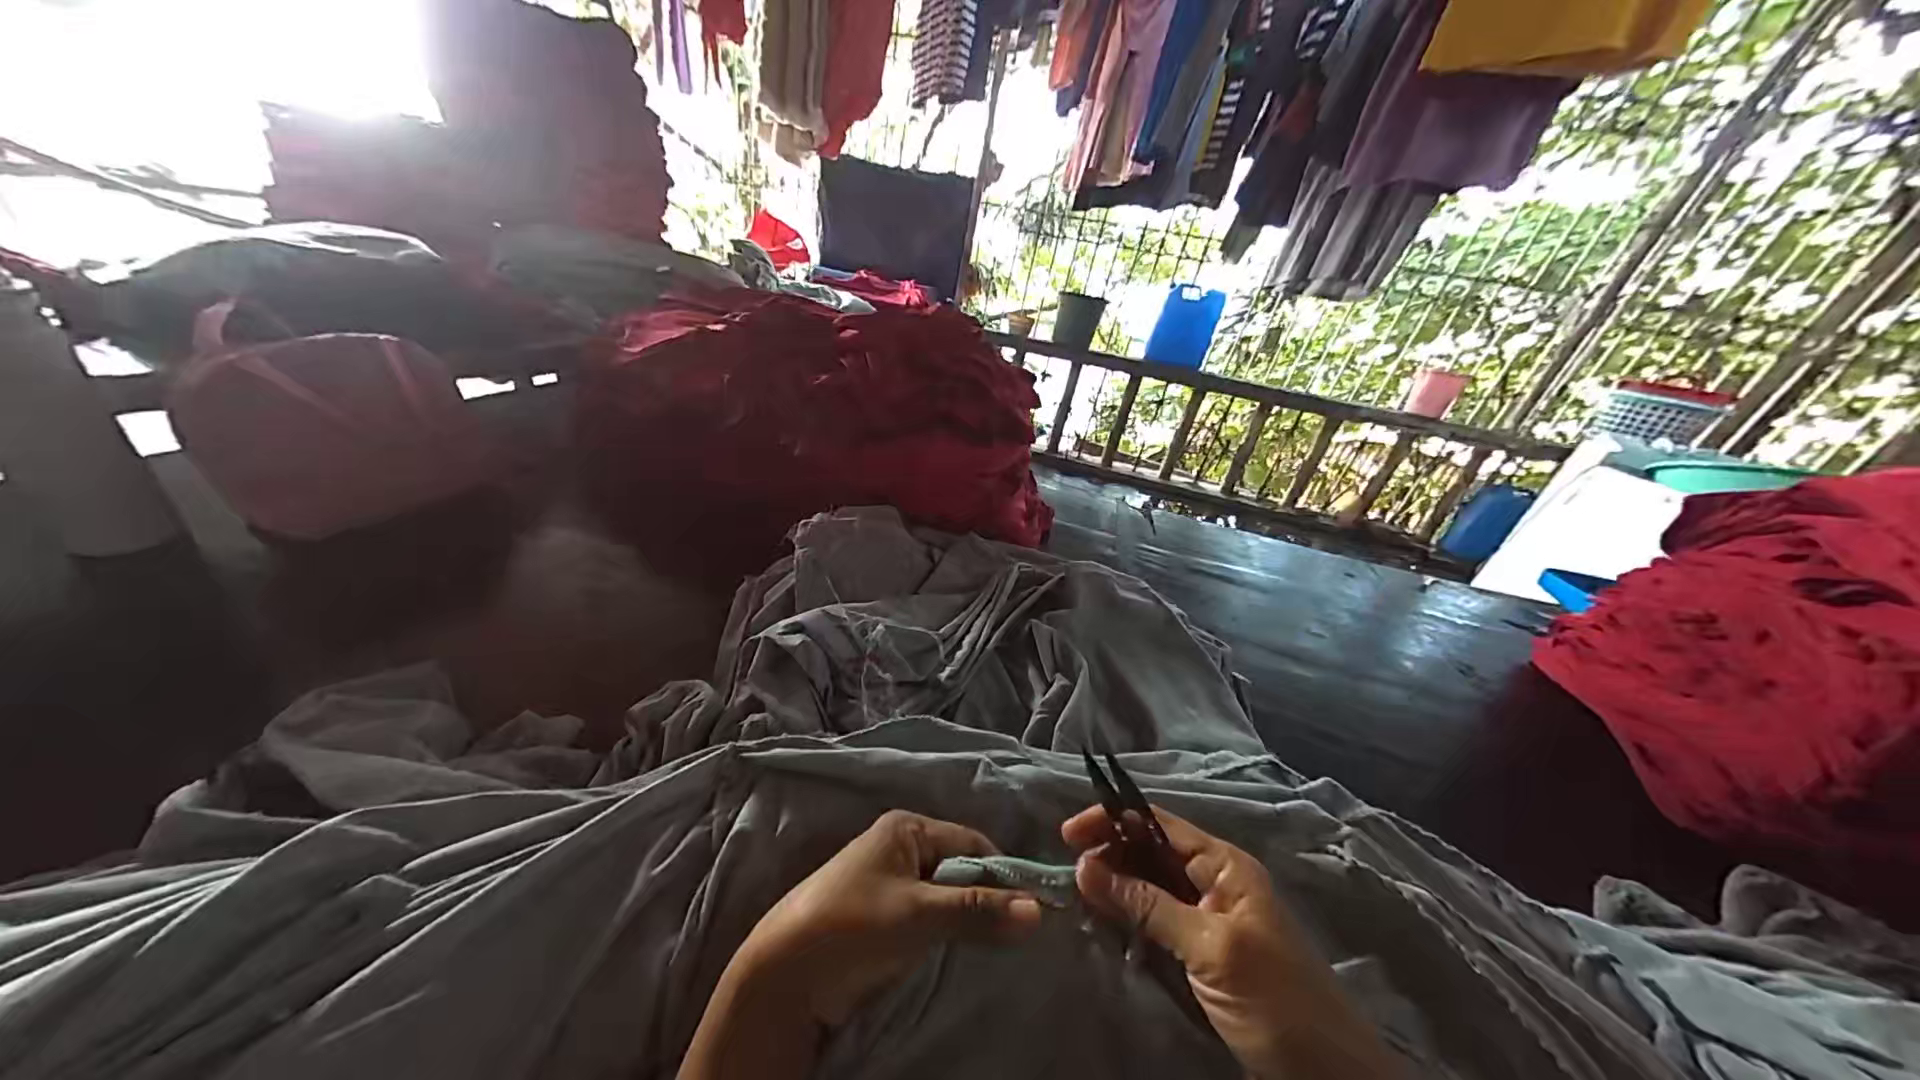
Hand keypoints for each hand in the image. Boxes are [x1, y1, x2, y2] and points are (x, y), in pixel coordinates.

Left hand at [680, 811, 1041, 1079]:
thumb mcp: (917, 914)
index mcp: (906, 828)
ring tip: (997, 944)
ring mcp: (893, 881)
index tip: (1033, 909)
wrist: (783, 975)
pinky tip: (966, 950)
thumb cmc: (850, 926)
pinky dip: (951, 931)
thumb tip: (1039, 911)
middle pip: (961, 868)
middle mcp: (901, 847)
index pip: (971, 844)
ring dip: (970, 917)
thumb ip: (976, 911)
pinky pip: (933, 915)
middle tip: (1017, 931)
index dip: (1003, 873)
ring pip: (949, 895)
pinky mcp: (886, 914)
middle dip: (987, 898)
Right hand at [1064, 805, 1400, 1079]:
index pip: (1158, 824)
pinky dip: (1128, 921)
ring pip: (1147, 886)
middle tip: (1071, 877)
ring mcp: (1205, 917)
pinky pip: (1154, 921)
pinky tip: (1105, 928)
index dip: (1113, 820)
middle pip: (1148, 852)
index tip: (1068, 834)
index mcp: (1223, 865)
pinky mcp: (1198, 951)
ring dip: (1114, 890)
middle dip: (1109, 856)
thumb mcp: (1210, 949)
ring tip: (1080, 901)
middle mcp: (1211, 881)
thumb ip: (1148, 905)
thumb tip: (1086, 866)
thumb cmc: (1276, 1002)